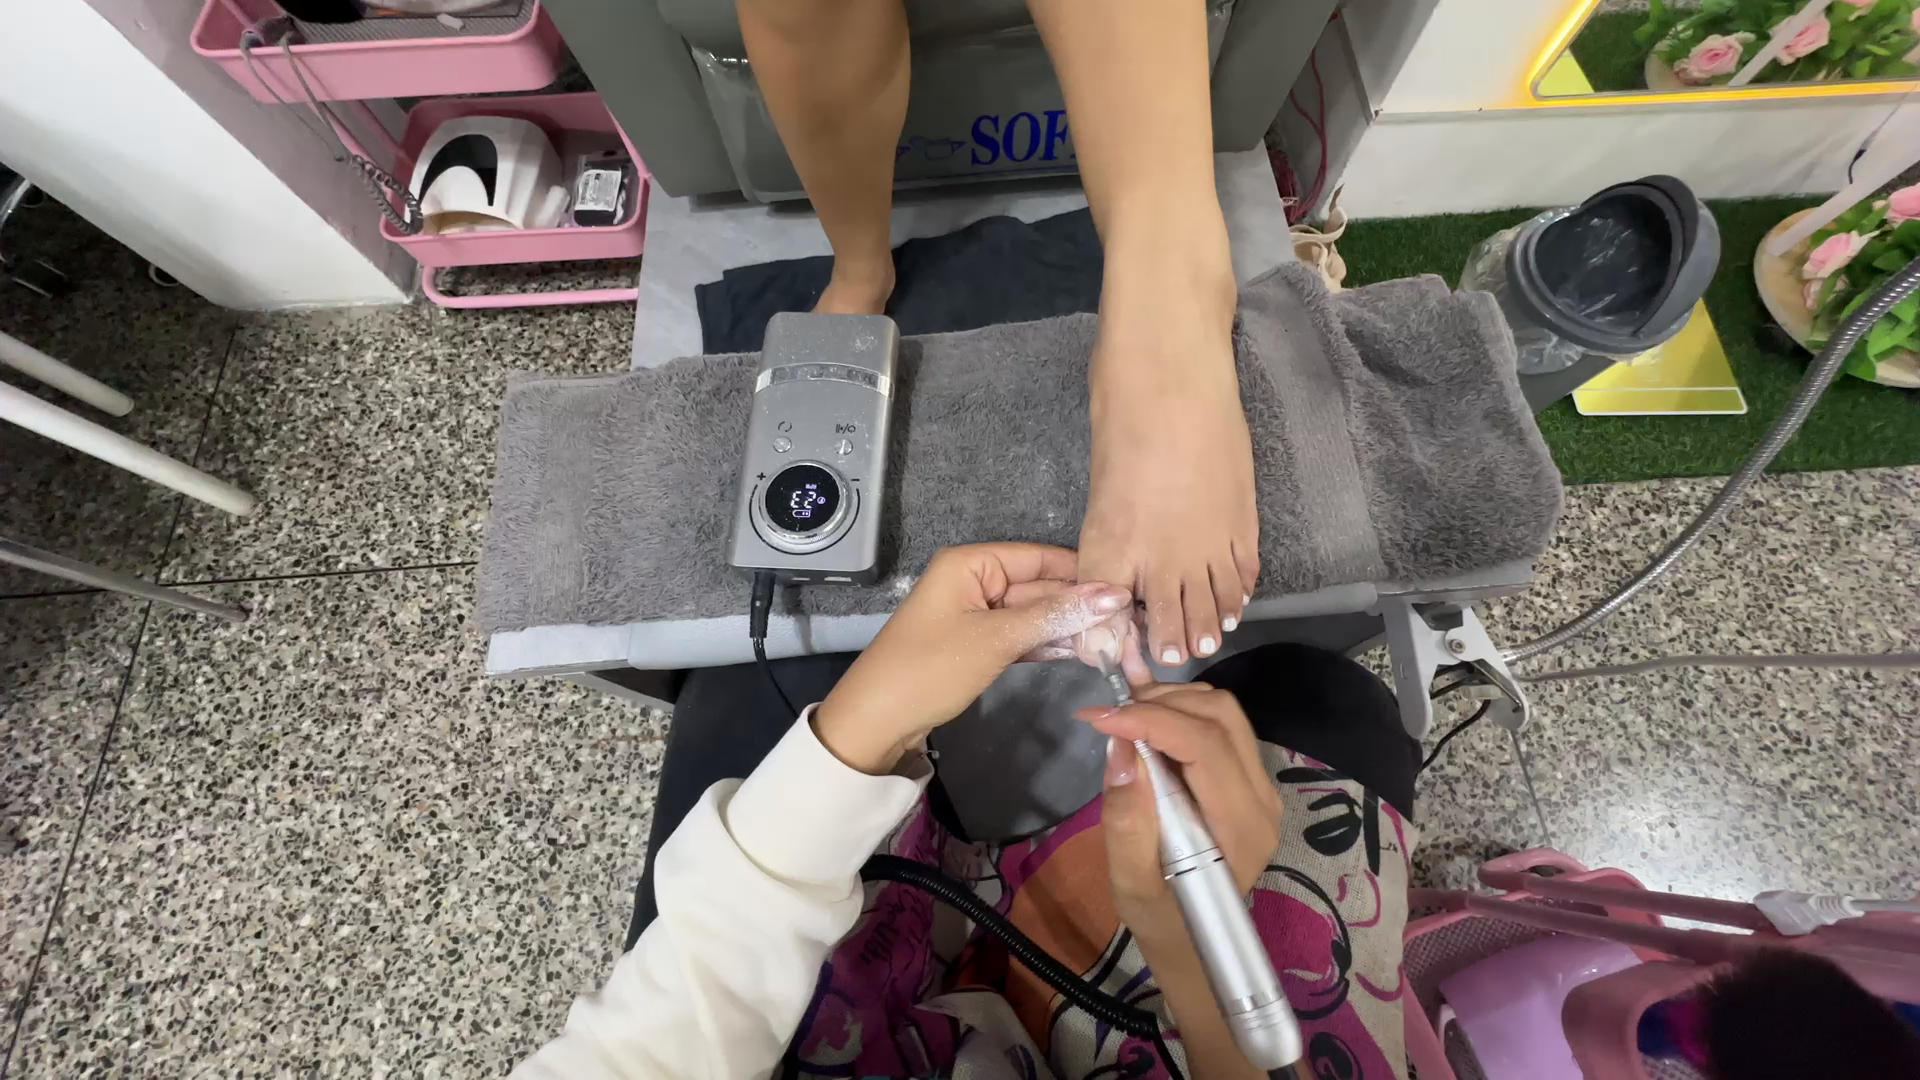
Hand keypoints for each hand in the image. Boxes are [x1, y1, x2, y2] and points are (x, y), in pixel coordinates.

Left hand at [815, 543, 1129, 773]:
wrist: (877, 722)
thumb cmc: (931, 668)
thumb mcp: (995, 639)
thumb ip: (1054, 616)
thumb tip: (1113, 594)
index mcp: (973, 563)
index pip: (1041, 558)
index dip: (1084, 575)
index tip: (1130, 595)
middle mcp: (977, 580)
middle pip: (1040, 587)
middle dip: (1081, 608)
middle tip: (1130, 630)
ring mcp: (978, 613)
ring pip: (1034, 614)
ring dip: (1069, 629)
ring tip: (1117, 644)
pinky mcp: (979, 643)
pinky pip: (1022, 635)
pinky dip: (1047, 643)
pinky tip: (1084, 653)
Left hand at [1078, 246, 1258, 669]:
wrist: (1174, 372)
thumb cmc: (1119, 419)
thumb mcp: (1097, 488)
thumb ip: (1105, 544)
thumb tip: (1111, 577)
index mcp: (1120, 553)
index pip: (1120, 616)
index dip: (1123, 641)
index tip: (1126, 660)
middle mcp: (1170, 558)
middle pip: (1174, 616)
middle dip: (1171, 641)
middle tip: (1173, 659)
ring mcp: (1213, 540)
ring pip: (1213, 599)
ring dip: (1208, 623)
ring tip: (1206, 641)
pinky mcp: (1245, 517)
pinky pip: (1245, 570)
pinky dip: (1239, 590)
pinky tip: (1238, 600)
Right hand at [1078, 682, 1280, 1079]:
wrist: (1193, 938)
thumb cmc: (1161, 917)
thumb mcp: (1131, 882)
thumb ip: (1128, 821)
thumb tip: (1122, 750)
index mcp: (1241, 826)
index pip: (1204, 745)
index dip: (1150, 719)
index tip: (1099, 718)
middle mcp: (1261, 797)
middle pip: (1219, 716)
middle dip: (1160, 703)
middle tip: (1110, 717)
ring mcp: (1258, 784)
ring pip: (1221, 710)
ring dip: (1169, 701)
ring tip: (1125, 718)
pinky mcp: (1244, 777)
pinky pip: (1218, 722)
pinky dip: (1178, 708)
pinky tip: (1145, 717)